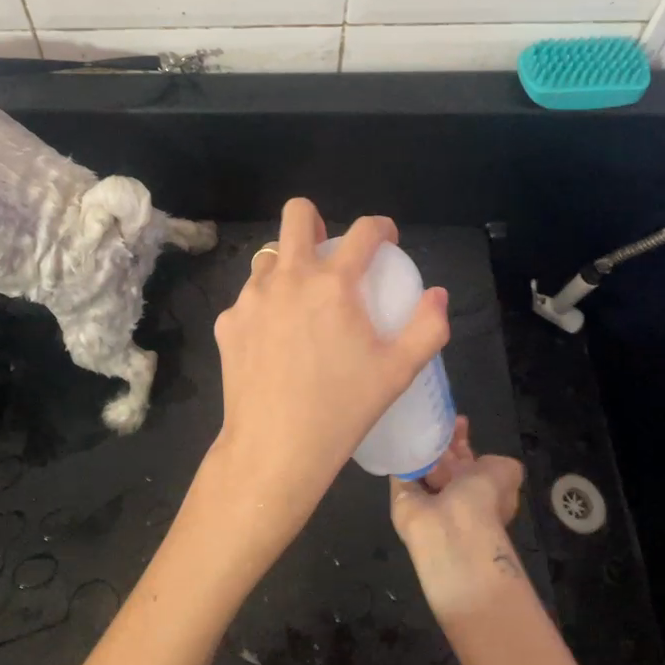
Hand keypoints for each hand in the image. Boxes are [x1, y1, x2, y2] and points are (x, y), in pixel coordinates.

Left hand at [203, 198, 449, 535]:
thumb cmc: (342, 410)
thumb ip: (427, 327)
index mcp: (333, 284)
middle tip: (329, 249)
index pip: (363, 232)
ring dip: (288, 267)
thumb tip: (437, 295)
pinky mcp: (227, 322)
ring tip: (301, 302)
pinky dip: (265, 308)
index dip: (381, 227)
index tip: (385, 238)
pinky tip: (275, 342)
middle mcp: (288, 278)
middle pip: (296, 214)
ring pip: (268, 258)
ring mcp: (250, 298)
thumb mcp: (398, 372)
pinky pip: (248, 300)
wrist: (273, 450)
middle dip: (315, 220)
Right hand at [390, 417, 529, 617]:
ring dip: (421, 445)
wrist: (450, 528)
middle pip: (444, 461)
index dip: (463, 440)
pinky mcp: (401, 499)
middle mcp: (454, 495)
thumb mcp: (507, 473)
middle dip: (441, 440)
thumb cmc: (483, 500)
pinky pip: (400, 471)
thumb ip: (501, 463)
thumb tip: (483, 460)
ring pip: (423, 465)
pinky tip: (397, 432)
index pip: (470, 461)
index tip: (457, 419)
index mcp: (481, 490)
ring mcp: (427, 498)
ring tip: (418, 422)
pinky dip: (398, 454)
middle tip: (435, 417)